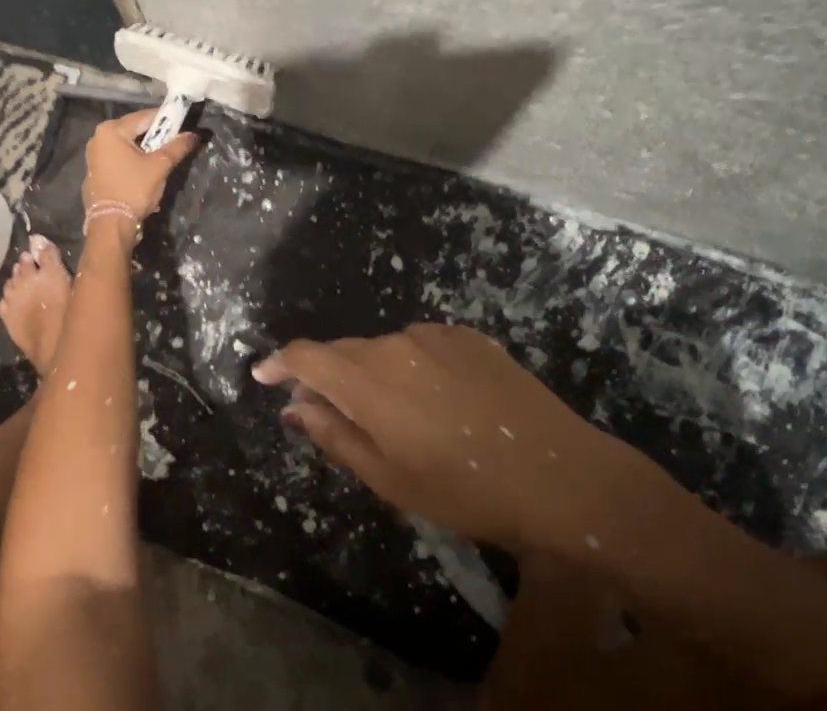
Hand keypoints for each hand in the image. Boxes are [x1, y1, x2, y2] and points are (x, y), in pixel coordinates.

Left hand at [81, 108, 198, 222]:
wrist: (110, 223)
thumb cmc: (134, 189)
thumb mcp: (159, 166)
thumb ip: (177, 147)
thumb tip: (193, 135)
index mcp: (111, 130)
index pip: (144, 117)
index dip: (166, 119)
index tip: (183, 124)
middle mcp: (98, 138)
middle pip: (134, 131)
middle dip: (155, 137)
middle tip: (174, 143)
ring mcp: (94, 155)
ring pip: (126, 146)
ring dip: (145, 151)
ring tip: (162, 159)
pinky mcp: (94, 171)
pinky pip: (118, 159)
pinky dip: (132, 161)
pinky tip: (144, 172)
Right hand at [253, 324, 662, 551]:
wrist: (564, 478)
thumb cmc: (465, 490)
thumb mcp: (388, 478)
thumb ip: (333, 435)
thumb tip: (295, 407)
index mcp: (367, 380)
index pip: (305, 355)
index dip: (279, 363)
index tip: (263, 376)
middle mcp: (394, 344)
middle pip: (342, 351)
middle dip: (325, 377)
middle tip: (324, 412)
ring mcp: (436, 337)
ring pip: (382, 350)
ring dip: (371, 374)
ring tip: (392, 416)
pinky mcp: (471, 339)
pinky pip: (421, 347)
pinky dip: (409, 368)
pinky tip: (434, 402)